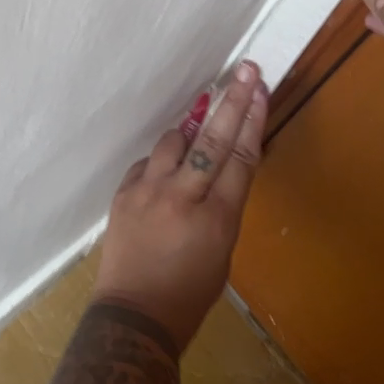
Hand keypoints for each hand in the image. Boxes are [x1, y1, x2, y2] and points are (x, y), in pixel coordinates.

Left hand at [92, 61, 268, 351]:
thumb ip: (220, 207)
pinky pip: (148, 163)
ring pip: (174, 142)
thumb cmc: (189, 294)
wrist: (134, 313)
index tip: (260, 90)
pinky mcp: (124, 190)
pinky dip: (162, 160)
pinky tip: (169, 164)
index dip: (251, 121)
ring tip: (203, 110)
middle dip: (232, 102)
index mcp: (217, 219)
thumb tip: (214, 169)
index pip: (239, 158)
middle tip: (245, 71)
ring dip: (190, 128)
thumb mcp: (221, 253)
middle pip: (212, 139)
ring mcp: (148, 189)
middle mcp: (182, 196)